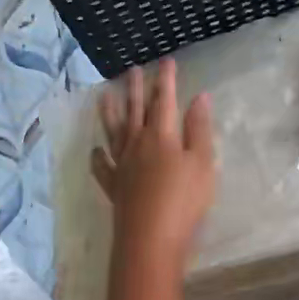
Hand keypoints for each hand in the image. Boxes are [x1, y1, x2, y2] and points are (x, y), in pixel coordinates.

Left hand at [91, 60, 215, 266]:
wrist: (150, 238)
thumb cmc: (184, 200)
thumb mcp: (203, 164)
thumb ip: (200, 129)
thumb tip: (198, 97)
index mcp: (162, 135)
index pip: (164, 100)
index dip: (166, 80)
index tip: (166, 61)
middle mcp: (137, 144)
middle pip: (135, 111)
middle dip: (136, 89)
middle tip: (132, 70)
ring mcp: (121, 165)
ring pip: (113, 132)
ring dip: (110, 112)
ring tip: (105, 95)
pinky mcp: (113, 186)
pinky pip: (102, 166)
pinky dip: (98, 156)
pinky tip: (95, 150)